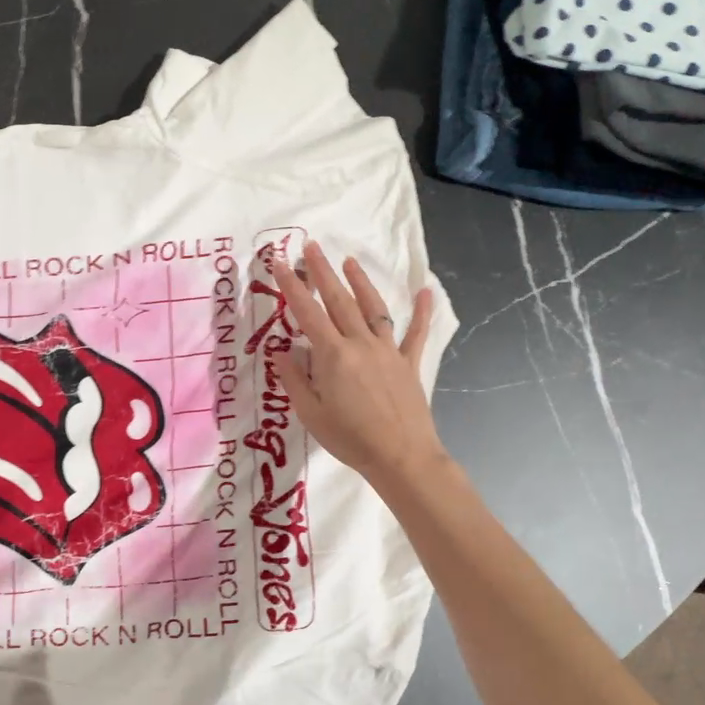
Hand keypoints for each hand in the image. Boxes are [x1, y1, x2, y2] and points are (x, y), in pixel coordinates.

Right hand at [268, 241, 446, 491]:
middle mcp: (360, 344)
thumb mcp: (309, 412)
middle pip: (338, 301)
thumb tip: (281, 351)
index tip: (278, 264)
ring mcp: (387, 351)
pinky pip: (416, 332)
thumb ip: (294, 379)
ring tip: (348, 261)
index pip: (306, 313)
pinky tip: (425, 291)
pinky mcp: (408, 363)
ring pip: (372, 308)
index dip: (290, 287)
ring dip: (359, 282)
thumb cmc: (348, 438)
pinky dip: (422, 311)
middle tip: (310, 248)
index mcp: (332, 356)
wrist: (400, 455)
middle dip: (322, 272)